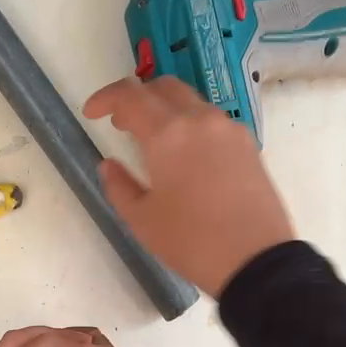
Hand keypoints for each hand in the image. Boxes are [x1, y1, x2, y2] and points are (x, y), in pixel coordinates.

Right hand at [83, 76, 297, 295]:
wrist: (254, 258)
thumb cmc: (190, 242)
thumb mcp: (142, 221)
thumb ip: (119, 187)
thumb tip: (109, 165)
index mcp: (168, 134)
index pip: (130, 96)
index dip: (105, 98)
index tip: (91, 113)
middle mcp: (200, 119)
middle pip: (163, 88)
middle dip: (137, 98)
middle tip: (121, 125)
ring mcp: (229, 129)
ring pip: (190, 102)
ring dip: (165, 111)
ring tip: (153, 143)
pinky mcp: (248, 144)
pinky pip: (211, 122)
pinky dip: (190, 126)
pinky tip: (185, 157)